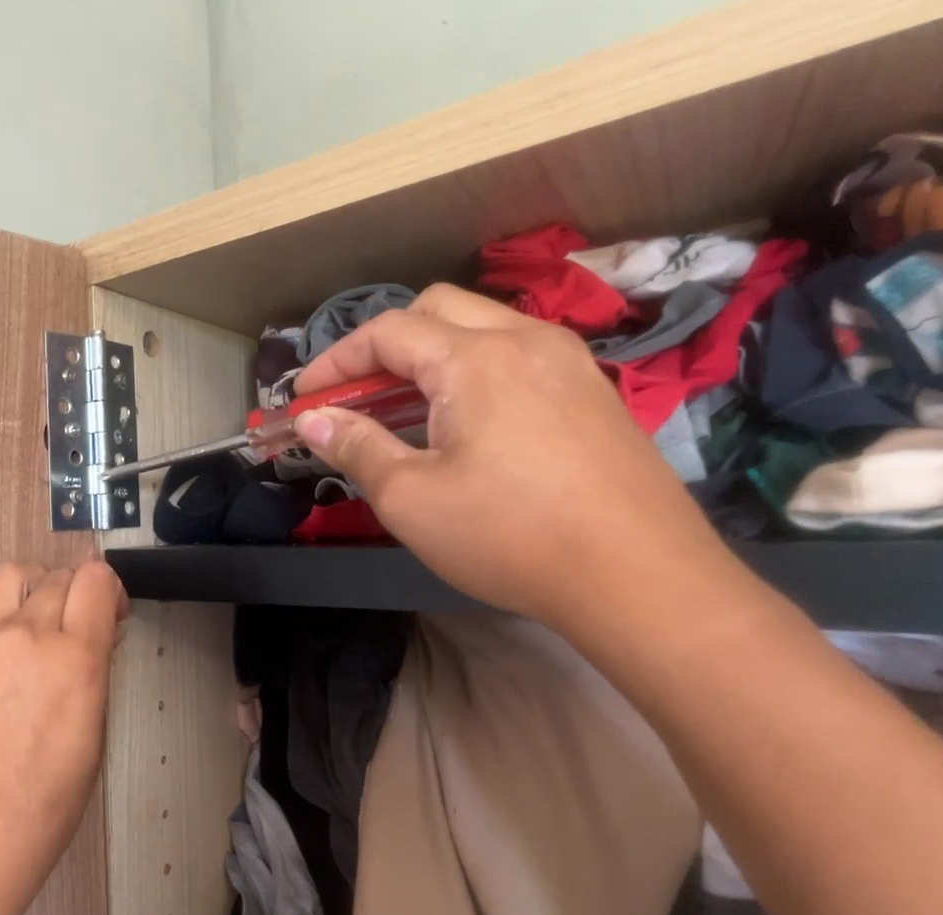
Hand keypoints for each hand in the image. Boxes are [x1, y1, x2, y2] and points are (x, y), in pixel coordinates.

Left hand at [0, 560, 127, 892]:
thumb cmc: (42, 803)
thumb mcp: (93, 733)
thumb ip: (94, 669)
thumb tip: (98, 634)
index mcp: (72, 658)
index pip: (94, 579)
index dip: (108, 589)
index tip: (109, 610)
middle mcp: (22, 636)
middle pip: (56, 574)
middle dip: (75, 591)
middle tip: (78, 621)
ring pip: (10, 576)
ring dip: (33, 588)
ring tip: (38, 623)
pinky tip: (3, 650)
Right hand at [291, 284, 731, 627]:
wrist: (638, 576)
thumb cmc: (509, 536)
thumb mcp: (410, 499)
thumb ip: (356, 448)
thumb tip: (314, 421)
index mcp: (475, 358)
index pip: (387, 332)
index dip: (335, 360)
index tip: (304, 399)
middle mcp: (525, 340)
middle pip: (437, 310)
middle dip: (382, 345)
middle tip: (355, 396)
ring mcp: (568, 363)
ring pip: (482, 330)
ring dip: (430, 357)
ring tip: (403, 413)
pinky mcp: (592, 394)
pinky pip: (517, 358)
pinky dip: (473, 373)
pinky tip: (465, 426)